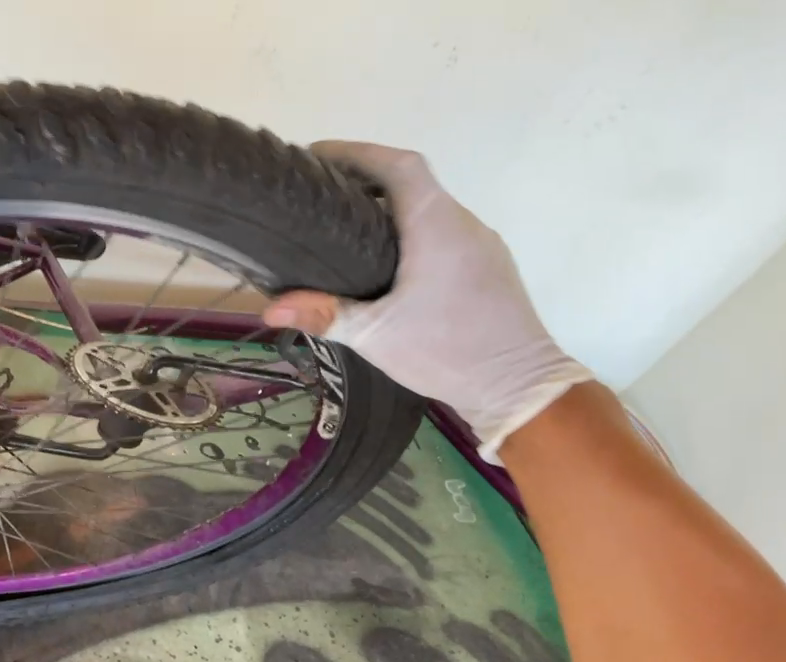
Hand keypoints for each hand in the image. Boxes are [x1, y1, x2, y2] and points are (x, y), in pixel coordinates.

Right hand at [262, 142, 592, 462]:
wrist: (516, 384)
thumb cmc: (444, 350)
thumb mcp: (373, 335)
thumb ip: (323, 315)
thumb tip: (269, 309)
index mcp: (436, 226)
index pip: (399, 166)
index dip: (358, 152)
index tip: (317, 155)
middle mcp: (462, 223)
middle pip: (412, 184)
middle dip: (364, 181)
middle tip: (316, 198)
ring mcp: (479, 244)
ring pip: (427, 210)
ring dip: (386, 210)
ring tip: (340, 230)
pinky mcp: (485, 267)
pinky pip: (440, 234)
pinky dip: (406, 232)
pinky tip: (381, 263)